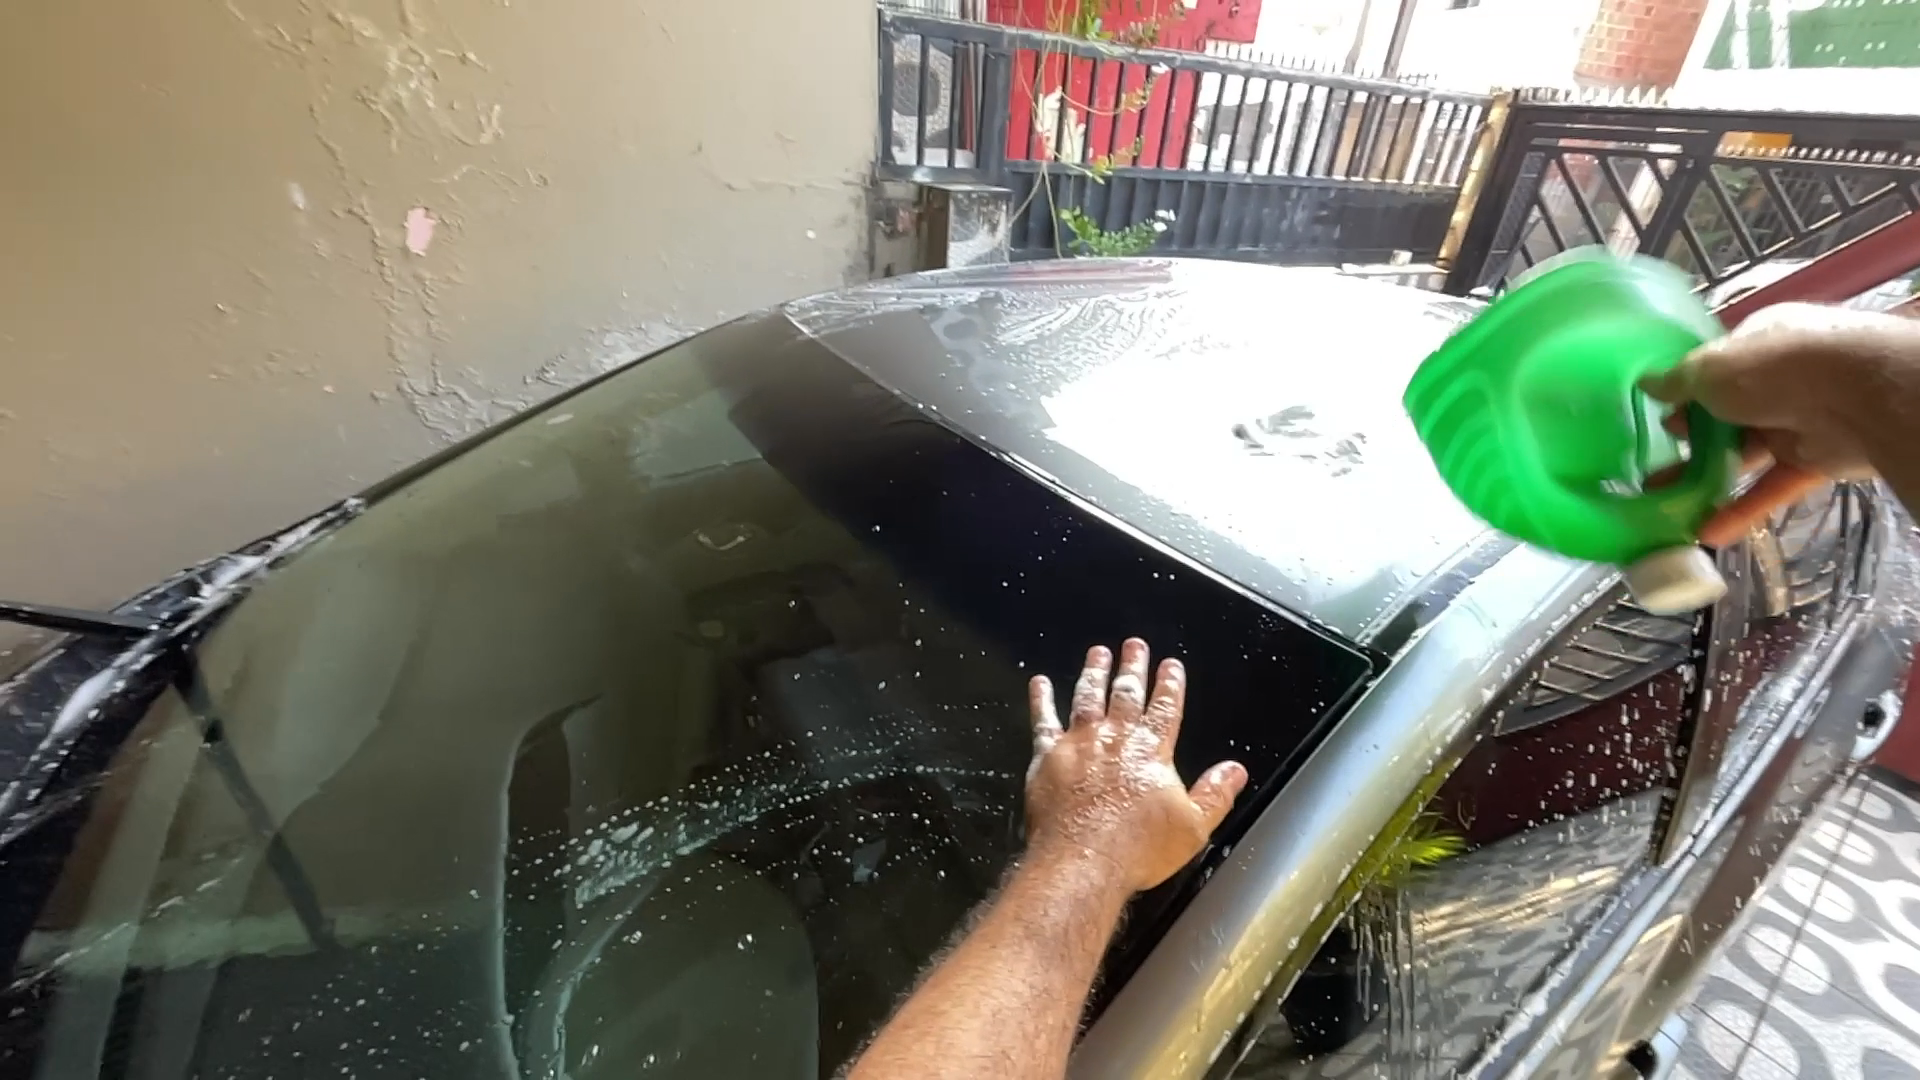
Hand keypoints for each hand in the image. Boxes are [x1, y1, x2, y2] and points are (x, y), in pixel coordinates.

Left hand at [1023, 639, 1247, 892]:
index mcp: (1150, 750)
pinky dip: (1041, 699)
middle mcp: (1115, 737)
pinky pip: (1042, 720)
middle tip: (1134, 644)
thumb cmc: (1138, 848)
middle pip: (1126, 692)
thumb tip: (1236, 770)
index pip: (1165, 707)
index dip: (1169, 684)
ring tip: (1098, 652)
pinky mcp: (1048, 755)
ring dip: (1093, 672)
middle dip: (1132, 666)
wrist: (1084, 859)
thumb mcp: (1192, 827)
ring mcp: (1079, 742)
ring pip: (1087, 696)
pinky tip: (1039, 682)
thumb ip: (1214, 794)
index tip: (1170, 664)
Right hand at [1641, 302, 1919, 544]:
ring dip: (1702, 478)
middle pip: (1723, 413)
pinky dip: (1741, 509)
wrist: (1866, 399)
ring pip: (1742, 453)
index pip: (1716, 366)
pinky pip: (1771, 486)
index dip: (1684, 390)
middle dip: (1687, 438)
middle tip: (1653, 456)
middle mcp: (1784, 378)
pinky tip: (1705, 531)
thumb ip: (1675, 381)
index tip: (1657, 411)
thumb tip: (1647, 384)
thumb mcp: (1708, 368)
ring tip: (1661, 501)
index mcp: (1764, 343)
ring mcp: (1802, 419)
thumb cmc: (1776, 369)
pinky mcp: (1817, 458)